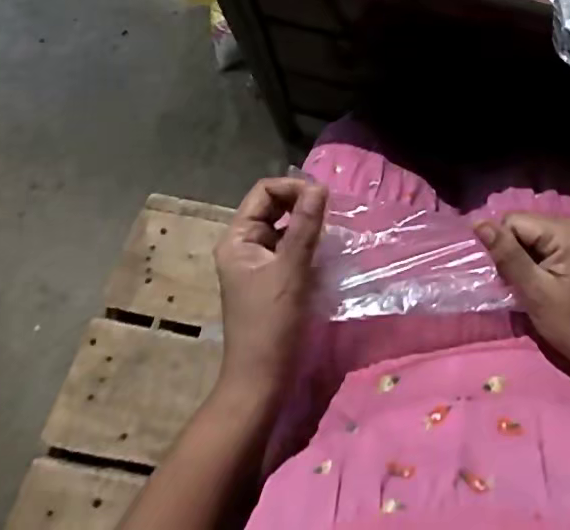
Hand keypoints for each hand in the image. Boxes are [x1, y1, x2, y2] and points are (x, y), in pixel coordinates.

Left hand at [214, 177, 326, 398]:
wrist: (261, 382)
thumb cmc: (271, 324)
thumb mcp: (291, 270)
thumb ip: (305, 226)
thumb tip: (318, 187)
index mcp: (237, 238)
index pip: (264, 192)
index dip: (292, 188)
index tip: (322, 198)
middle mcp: (244, 245)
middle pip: (273, 206)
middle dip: (301, 203)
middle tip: (331, 213)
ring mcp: (257, 263)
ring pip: (284, 227)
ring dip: (307, 224)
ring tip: (331, 231)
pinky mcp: (271, 280)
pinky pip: (290, 249)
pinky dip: (307, 245)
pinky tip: (326, 252)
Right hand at [474, 214, 569, 378]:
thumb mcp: (535, 291)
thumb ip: (507, 255)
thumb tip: (478, 223)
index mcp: (563, 231)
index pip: (512, 222)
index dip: (502, 248)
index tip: (509, 278)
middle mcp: (567, 226)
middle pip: (517, 227)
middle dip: (509, 254)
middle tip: (518, 285)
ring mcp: (569, 238)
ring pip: (523, 238)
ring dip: (517, 261)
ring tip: (525, 287)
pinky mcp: (567, 251)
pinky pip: (534, 247)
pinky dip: (527, 265)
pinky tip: (534, 285)